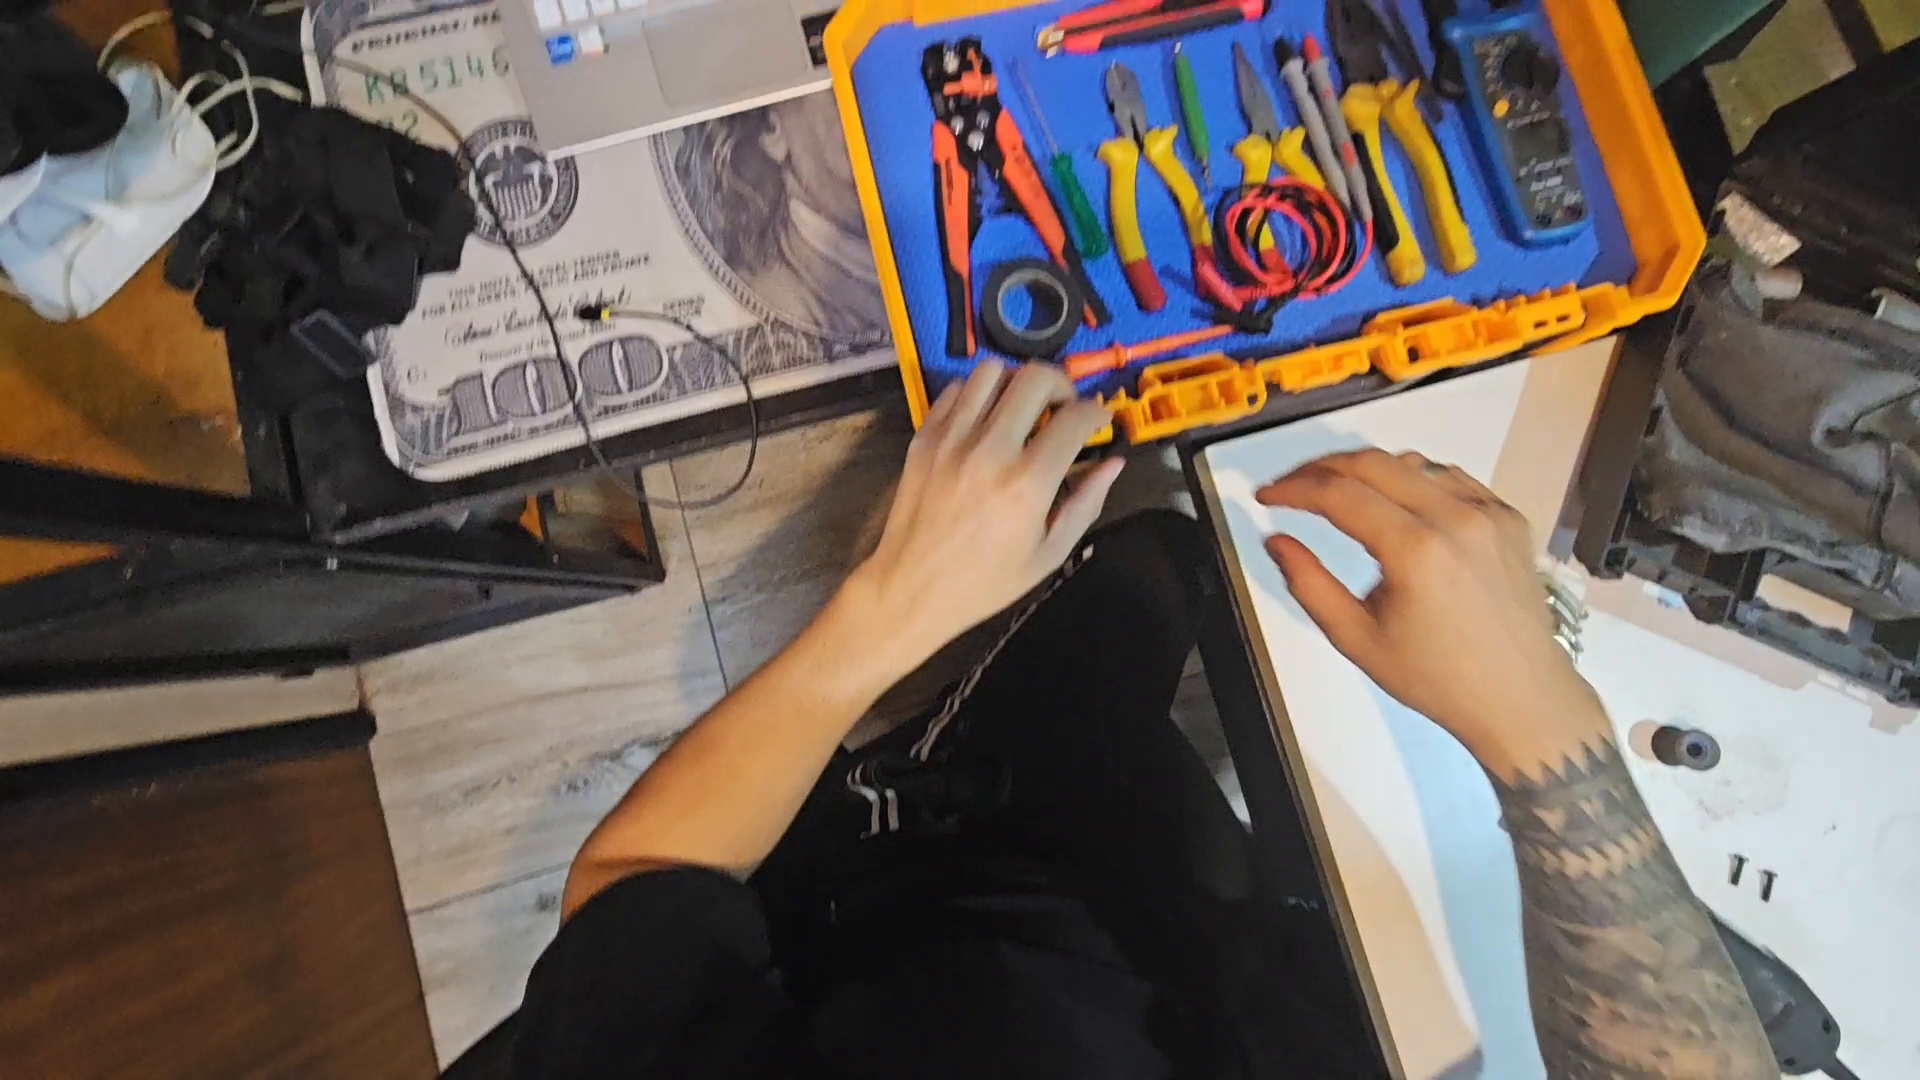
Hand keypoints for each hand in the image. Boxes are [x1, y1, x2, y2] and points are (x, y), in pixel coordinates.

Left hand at [843, 361, 1122, 672]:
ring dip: (1016, 383)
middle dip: (1062, 385)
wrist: (911, 588)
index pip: (1076, 417)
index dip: (1097, 412)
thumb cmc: (984, 582)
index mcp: (1027, 483)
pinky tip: (985, 420)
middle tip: (1063, 408)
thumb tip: (1114, 464)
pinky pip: (956, 390)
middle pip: (1036, 378)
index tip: (1097, 421)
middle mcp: (990, 450)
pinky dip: (978, 394)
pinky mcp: (924, 437)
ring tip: (1022, 409)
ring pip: (992, 371)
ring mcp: (951, 439)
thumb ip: (1085, 504)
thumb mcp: (1047, 555)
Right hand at [1257, 449, 1606, 773]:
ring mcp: (1488, 513)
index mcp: (1415, 551)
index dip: (1292, 488)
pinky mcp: (1507, 517)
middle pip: (1372, 463)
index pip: (1338, 494)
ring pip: (1410, 463)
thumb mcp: (1354, 638)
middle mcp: (1455, 518)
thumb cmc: (1433, 677)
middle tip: (1290, 485)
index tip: (1265, 496)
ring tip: (1333, 490)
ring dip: (1362, 469)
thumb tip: (1275, 540)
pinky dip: (1408, 478)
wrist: (1523, 698)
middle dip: (1320, 468)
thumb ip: (1307, 583)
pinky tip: (1390, 499)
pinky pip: (1447, 477)